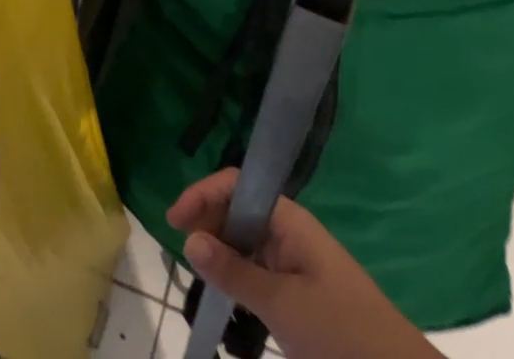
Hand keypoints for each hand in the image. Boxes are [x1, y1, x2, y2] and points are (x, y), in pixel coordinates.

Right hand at [168, 169, 444, 358]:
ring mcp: (293, 262)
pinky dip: (234, 279)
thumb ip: (234, 271)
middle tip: (183, 259)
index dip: (203, 193)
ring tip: (198, 281)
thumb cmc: (340, 328)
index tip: (173, 221)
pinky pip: (255, 271)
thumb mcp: (281, 303)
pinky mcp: (296, 290)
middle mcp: (289, 233)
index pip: (238, 185)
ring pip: (243, 244)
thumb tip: (190, 239)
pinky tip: (222, 301)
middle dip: (206, 226)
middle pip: (237, 212)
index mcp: (290, 221)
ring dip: (219, 256)